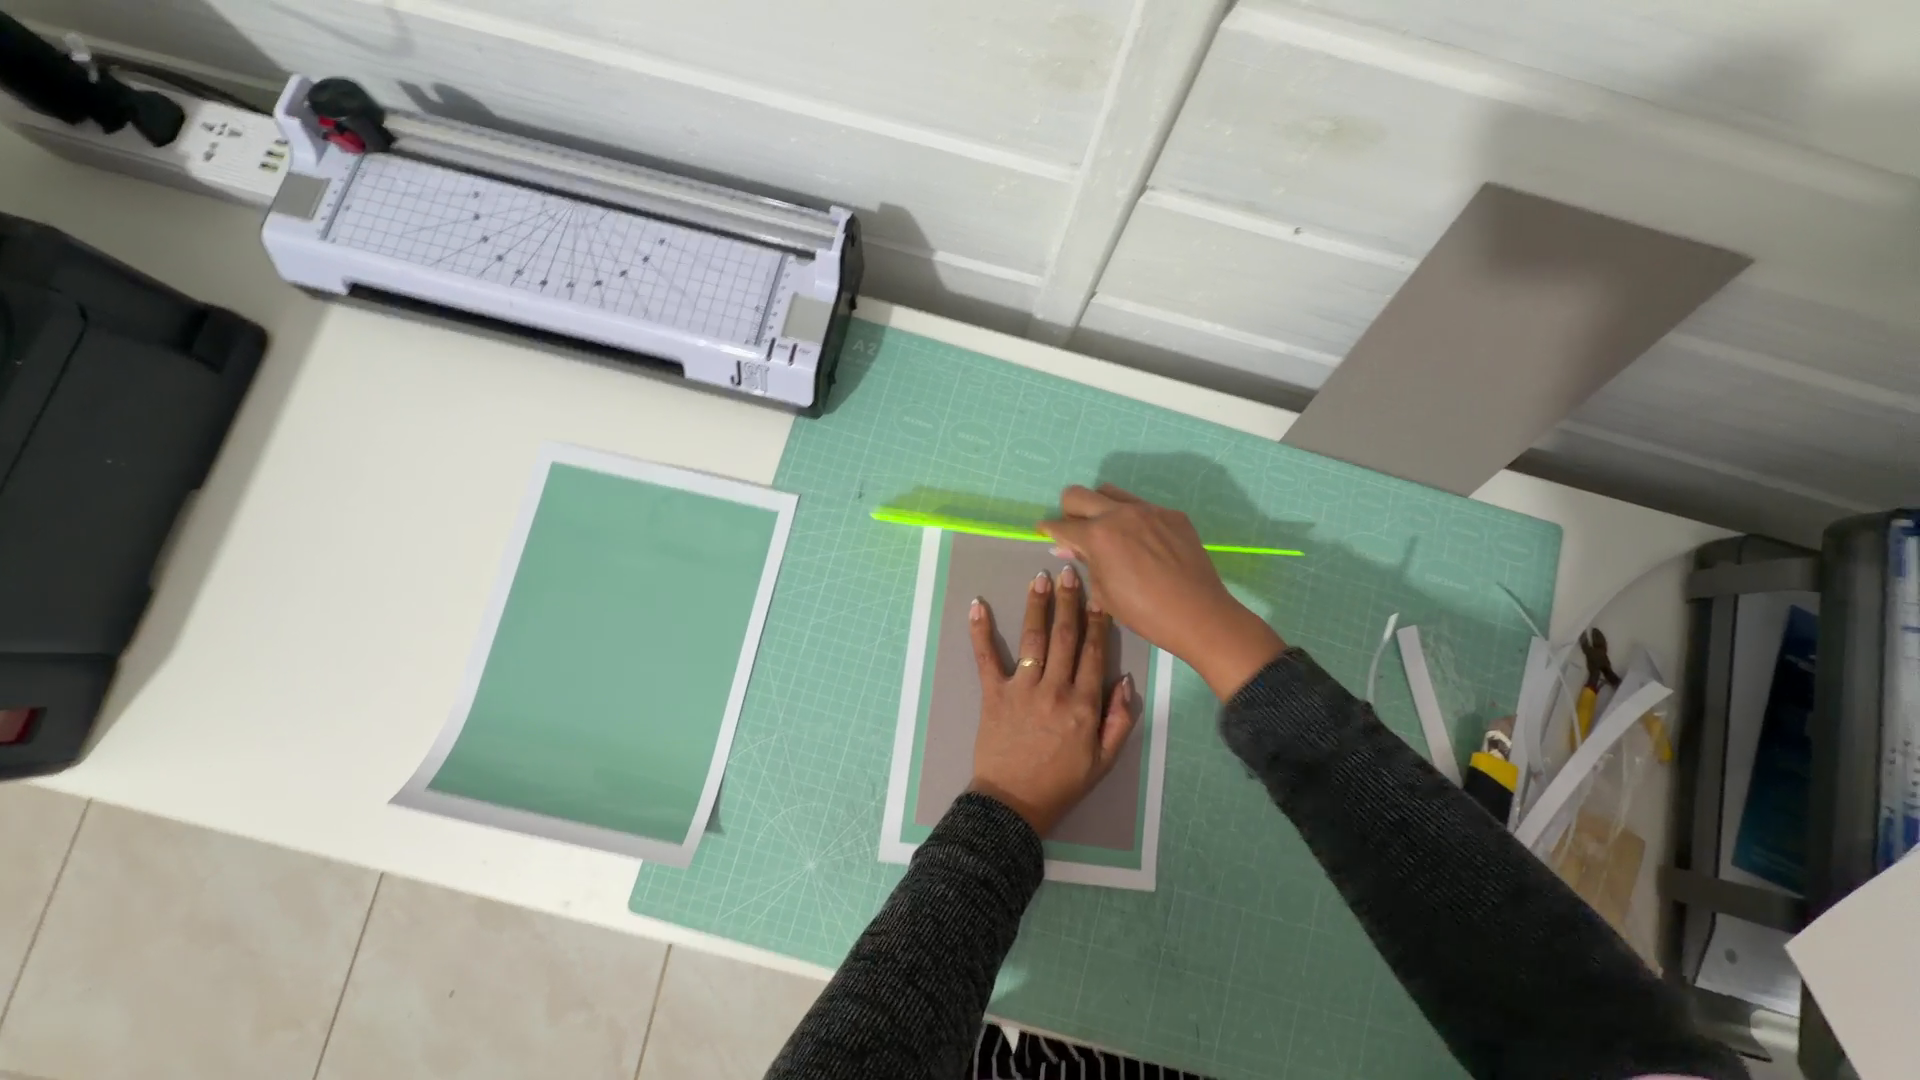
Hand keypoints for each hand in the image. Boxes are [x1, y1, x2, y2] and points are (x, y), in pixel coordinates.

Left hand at [966, 565, 1136, 834]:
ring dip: (1037, 605)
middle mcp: (1055, 689)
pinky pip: (986, 657)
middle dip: (1069, 601)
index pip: (1094, 652)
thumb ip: (1120, 719)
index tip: (1100, 594)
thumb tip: (1127, 679)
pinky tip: (978, 604)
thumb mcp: (1105, 760)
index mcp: (1084, 704)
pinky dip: (980, 630)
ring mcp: (1022, 688)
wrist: (1014, 804)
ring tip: (1040, 578)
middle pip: (1065, 636)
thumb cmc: (1062, 783)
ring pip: (1033, 638)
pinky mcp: (993, 694)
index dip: (1098, 620)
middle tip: (1071, 571)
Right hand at [1039, 484, 1286, 699]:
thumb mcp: (1104, 593)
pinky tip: (1142, 543)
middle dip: (1068, 510)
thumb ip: (1085, 563)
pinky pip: (1142, 507)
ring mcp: (1149, 510)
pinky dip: (1132, 519)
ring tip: (1107, 531)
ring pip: (1110, 492)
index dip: (1048, 531)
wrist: (1199, 614)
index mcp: (1098, 535)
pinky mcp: (1172, 515)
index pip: (1061, 525)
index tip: (1045, 533)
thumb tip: (1068, 548)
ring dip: (1100, 507)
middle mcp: (1120, 513)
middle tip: (1073, 529)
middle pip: (1078, 494)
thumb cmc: (1144, 613)